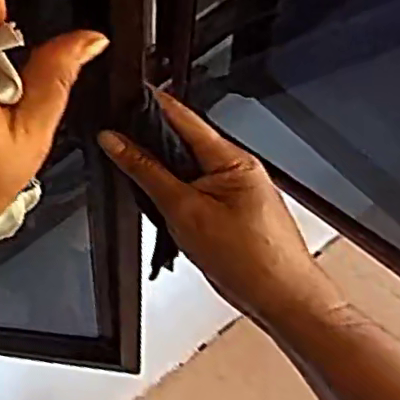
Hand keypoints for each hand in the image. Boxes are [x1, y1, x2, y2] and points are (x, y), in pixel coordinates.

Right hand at [97, 91, 346, 331]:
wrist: (288, 306)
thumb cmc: (253, 261)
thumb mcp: (181, 208)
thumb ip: (142, 168)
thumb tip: (112, 139)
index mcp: (232, 159)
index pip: (180, 115)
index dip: (147, 101)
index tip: (118, 94)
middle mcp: (237, 168)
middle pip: (178, 136)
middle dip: (144, 136)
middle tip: (112, 138)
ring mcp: (234, 187)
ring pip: (182, 161)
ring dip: (156, 164)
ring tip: (133, 173)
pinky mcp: (229, 205)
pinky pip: (189, 181)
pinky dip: (168, 184)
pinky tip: (156, 198)